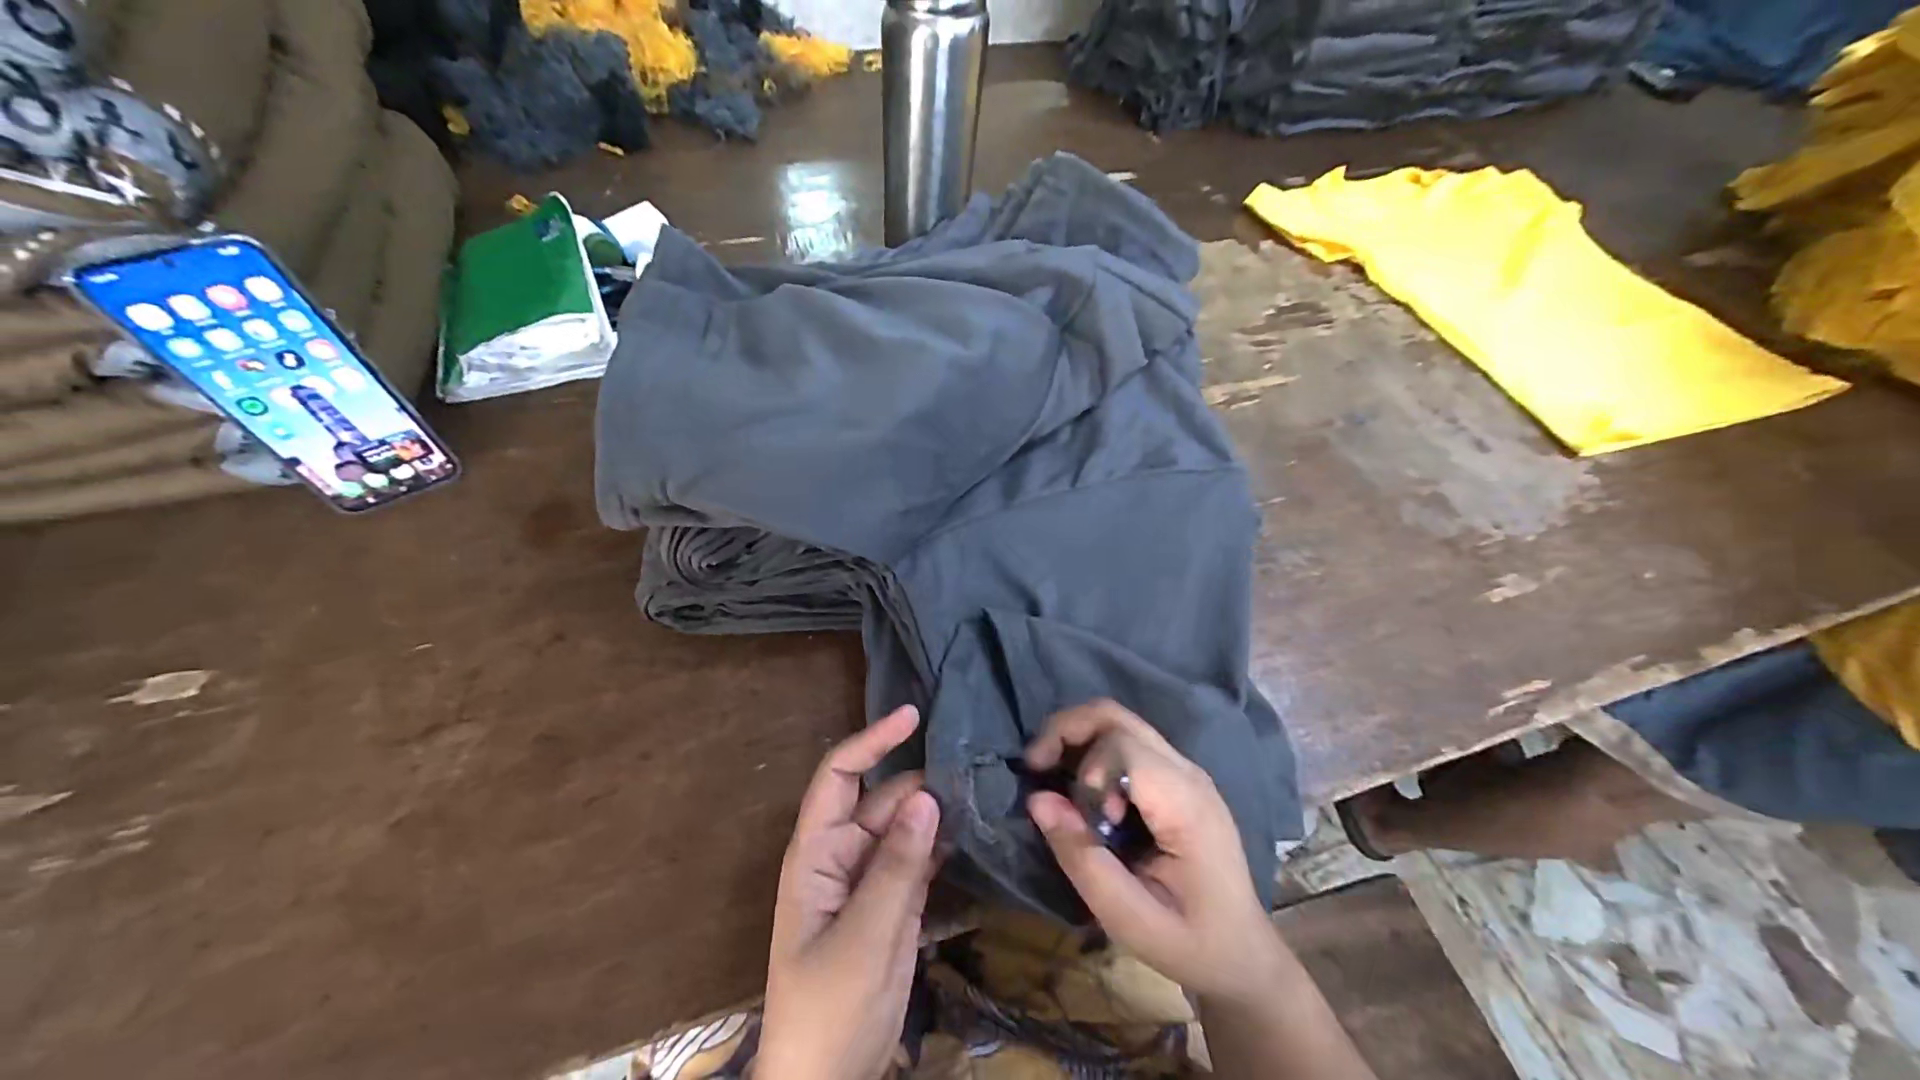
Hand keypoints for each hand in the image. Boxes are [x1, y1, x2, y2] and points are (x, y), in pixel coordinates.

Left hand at [760, 705, 940, 1079]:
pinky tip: (977, 827)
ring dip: (939, 808)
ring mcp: (872, 879)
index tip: (913, 716)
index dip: (872, 741)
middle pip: (883, 799)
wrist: (829, 1079)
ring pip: (906, 826)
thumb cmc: (829, 1007)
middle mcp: (844, 854)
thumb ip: (896, 866)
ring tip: (986, 785)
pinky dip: (944, 842)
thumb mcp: (864, 936)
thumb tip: (928, 796)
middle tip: (977, 762)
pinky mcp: (896, 902)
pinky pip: (920, 858)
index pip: (840, 776)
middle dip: (921, 778)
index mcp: (817, 852)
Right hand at [1025, 700, 1284, 1003]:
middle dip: (1066, 730)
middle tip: (1035, 767)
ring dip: (1076, 739)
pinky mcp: (1174, 778)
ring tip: (1050, 776)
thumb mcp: (1129, 918)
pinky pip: (1125, 742)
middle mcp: (1186, 773)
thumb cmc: (1190, 943)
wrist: (1242, 954)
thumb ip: (1082, 858)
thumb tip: (1036, 799)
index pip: (1124, 745)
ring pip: (1117, 722)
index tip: (1075, 815)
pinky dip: (1091, 751)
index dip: (1087, 768)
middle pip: (1116, 716)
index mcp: (1185, 805)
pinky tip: (1080, 790)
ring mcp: (1182, 771)